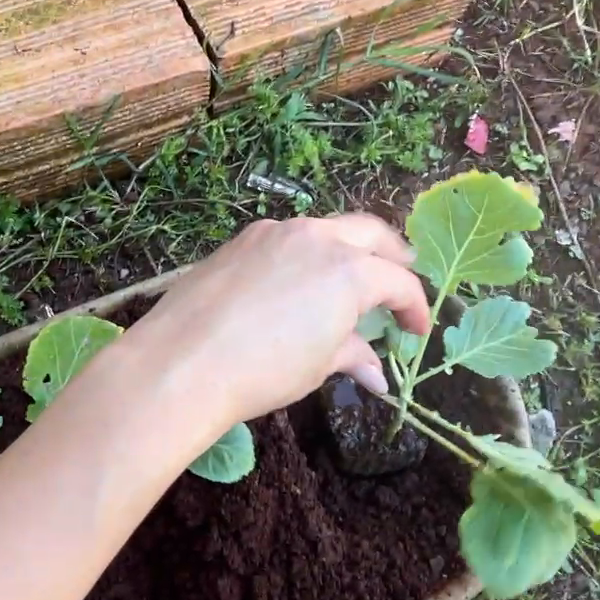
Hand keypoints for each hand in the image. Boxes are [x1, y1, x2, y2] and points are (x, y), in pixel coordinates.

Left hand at [125, 214, 431, 429]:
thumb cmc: (263, 369)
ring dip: (344, 248)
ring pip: (324, 228)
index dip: (414, 307)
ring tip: (347, 276)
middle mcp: (315, 237)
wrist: (184, 358)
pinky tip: (294, 279)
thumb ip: (351, 354)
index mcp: (348, 270)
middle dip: (391, 254)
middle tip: (399, 275)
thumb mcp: (317, 366)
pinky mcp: (241, 238)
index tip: (415, 331)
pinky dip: (304, 252)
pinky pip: (285, 237)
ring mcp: (274, 231)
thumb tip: (375, 371)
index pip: (397, 281)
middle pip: (369, 233)